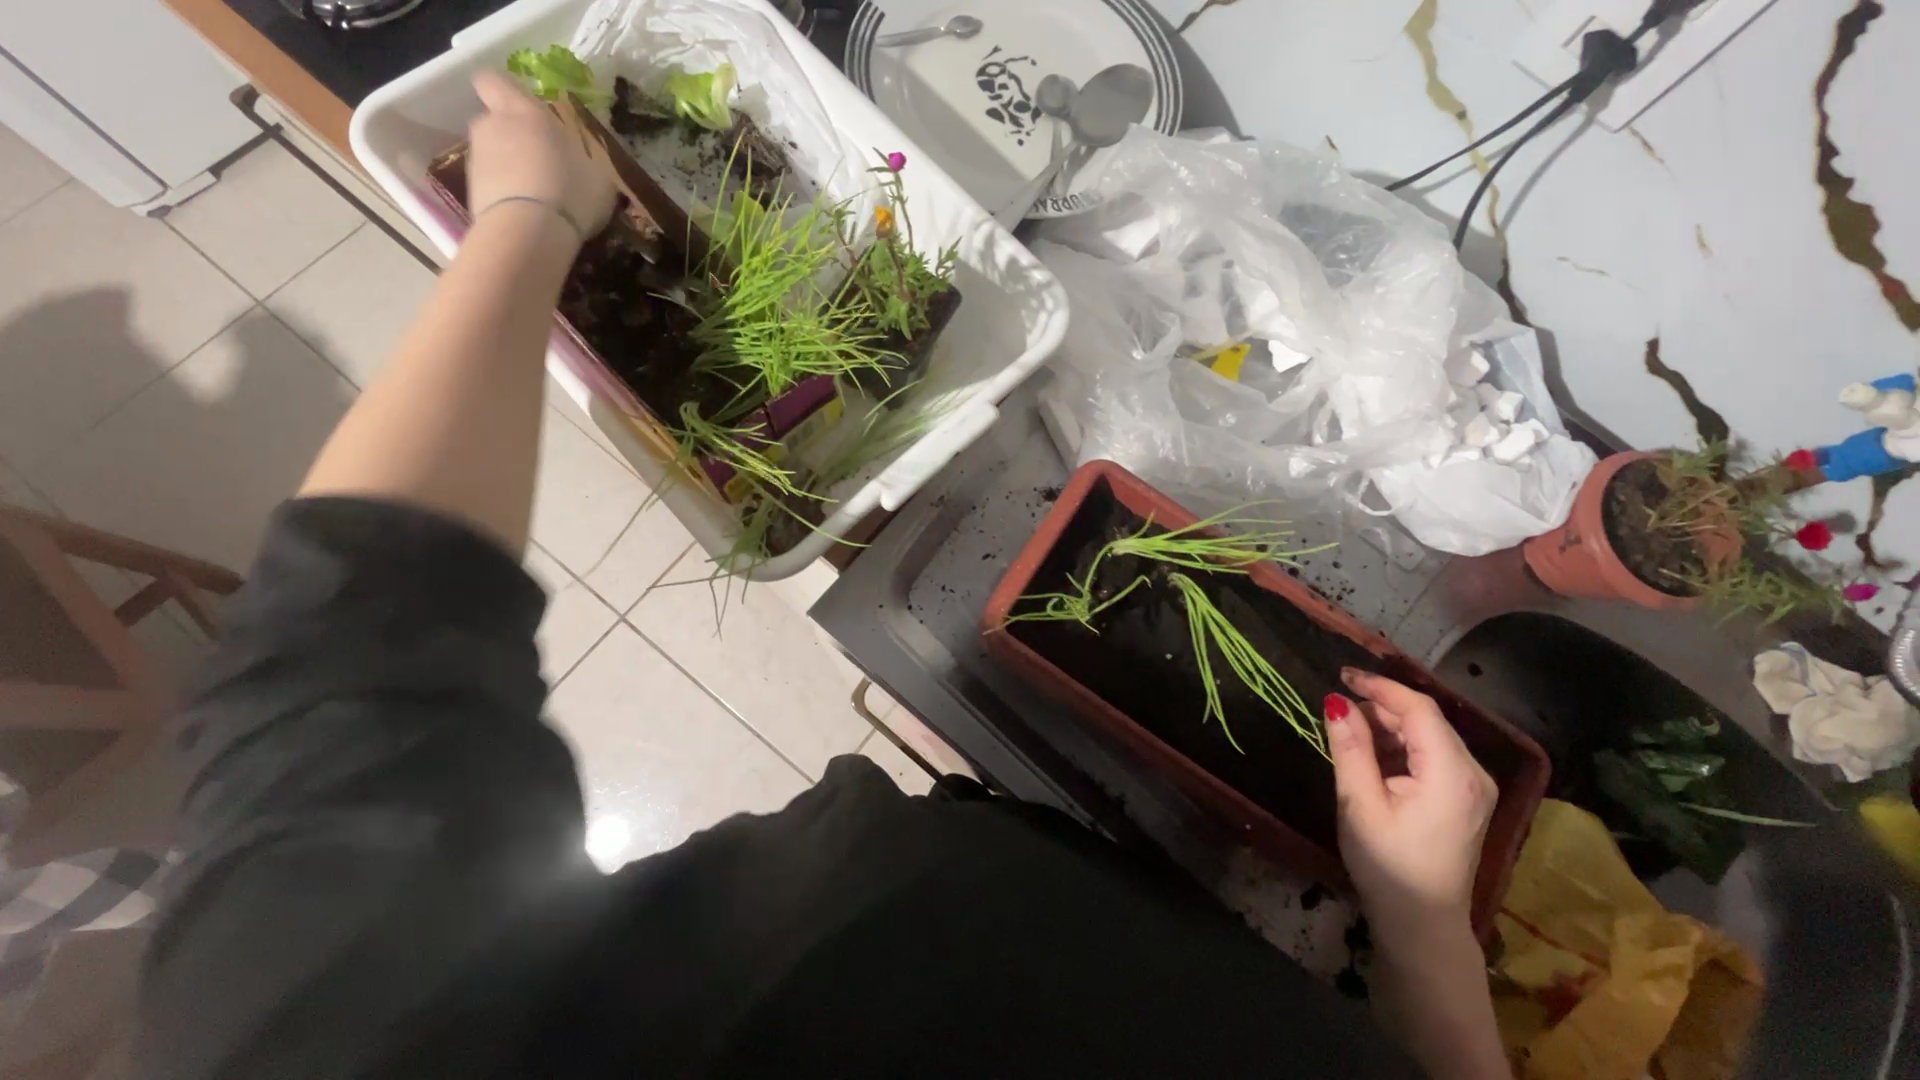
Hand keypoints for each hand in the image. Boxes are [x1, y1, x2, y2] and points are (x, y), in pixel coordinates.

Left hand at [467, 71, 616, 242]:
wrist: (530, 230)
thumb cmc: (572, 192)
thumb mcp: (599, 177)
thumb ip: (583, 160)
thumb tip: (582, 164)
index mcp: (525, 111)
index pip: (494, 81)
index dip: (504, 92)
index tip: (523, 111)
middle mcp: (493, 125)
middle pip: (495, 122)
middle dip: (513, 139)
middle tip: (541, 164)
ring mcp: (477, 157)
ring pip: (491, 154)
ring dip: (508, 169)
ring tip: (536, 198)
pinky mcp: (469, 189)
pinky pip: (489, 185)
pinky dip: (503, 196)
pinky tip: (526, 216)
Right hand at [1325, 668, 1495, 934]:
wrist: (1421, 922)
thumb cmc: (1386, 865)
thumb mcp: (1358, 804)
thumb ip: (1350, 748)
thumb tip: (1336, 702)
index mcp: (1451, 773)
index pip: (1418, 709)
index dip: (1380, 687)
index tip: (1341, 675)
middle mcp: (1473, 772)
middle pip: (1426, 720)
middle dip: (1381, 706)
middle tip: (1337, 707)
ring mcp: (1473, 786)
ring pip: (1429, 735)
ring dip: (1389, 726)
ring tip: (1348, 730)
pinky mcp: (1465, 797)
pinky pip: (1433, 755)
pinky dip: (1401, 746)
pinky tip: (1372, 754)